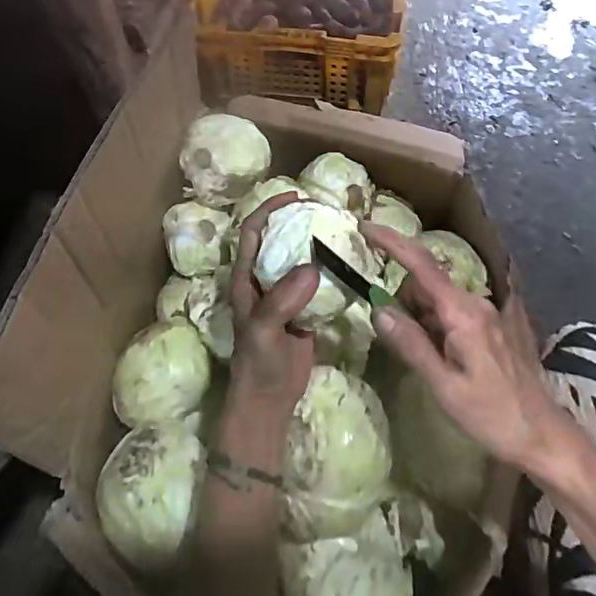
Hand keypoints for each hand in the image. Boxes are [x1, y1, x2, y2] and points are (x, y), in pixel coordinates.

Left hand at [224, 193, 318, 418]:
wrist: (270, 399)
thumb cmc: (258, 363)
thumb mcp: (264, 331)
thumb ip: (281, 300)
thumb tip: (311, 268)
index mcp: (246, 278)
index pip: (252, 232)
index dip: (268, 210)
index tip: (293, 196)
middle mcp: (263, 280)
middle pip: (278, 240)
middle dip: (296, 221)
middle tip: (324, 210)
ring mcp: (284, 295)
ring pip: (299, 260)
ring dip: (315, 245)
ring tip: (340, 231)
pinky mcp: (303, 310)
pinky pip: (317, 284)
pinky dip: (330, 272)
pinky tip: (349, 265)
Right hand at [362, 223, 579, 475]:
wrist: (545, 437)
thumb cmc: (492, 416)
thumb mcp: (443, 386)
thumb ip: (411, 344)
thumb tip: (379, 310)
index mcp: (463, 313)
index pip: (421, 264)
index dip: (391, 242)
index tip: (365, 228)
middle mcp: (478, 303)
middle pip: (427, 284)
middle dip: (406, 303)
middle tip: (403, 344)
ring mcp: (491, 312)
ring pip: (441, 299)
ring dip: (424, 318)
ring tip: (433, 362)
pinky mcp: (498, 325)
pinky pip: (457, 312)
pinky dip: (441, 326)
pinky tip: (448, 359)